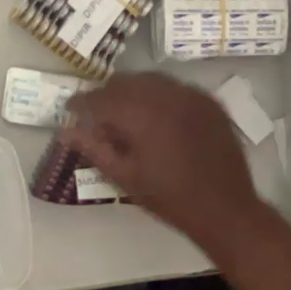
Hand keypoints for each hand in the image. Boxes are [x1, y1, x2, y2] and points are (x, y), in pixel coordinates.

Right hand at [62, 73, 262, 243]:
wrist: (224, 208)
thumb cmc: (169, 198)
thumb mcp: (126, 177)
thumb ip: (94, 149)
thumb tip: (66, 132)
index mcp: (141, 114)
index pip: (100, 98)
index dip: (81, 103)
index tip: (70, 110)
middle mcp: (166, 94)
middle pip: (125, 82)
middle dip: (107, 95)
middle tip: (97, 116)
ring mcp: (191, 95)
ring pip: (152, 81)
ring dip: (133, 92)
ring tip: (126, 116)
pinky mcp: (209, 102)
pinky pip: (176, 89)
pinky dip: (160, 96)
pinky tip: (157, 117)